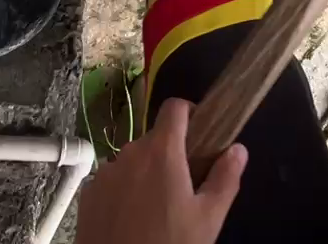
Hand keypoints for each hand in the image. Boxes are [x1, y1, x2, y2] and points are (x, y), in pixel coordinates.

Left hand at [75, 99, 247, 243]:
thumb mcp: (207, 220)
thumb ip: (225, 179)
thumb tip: (238, 148)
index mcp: (161, 150)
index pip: (175, 107)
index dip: (189, 113)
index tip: (199, 134)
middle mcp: (130, 151)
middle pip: (155, 138)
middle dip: (169, 154)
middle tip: (182, 187)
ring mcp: (106, 172)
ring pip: (132, 160)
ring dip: (145, 173)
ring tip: (155, 209)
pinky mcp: (88, 193)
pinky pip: (112, 180)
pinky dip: (122, 190)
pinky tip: (130, 220)